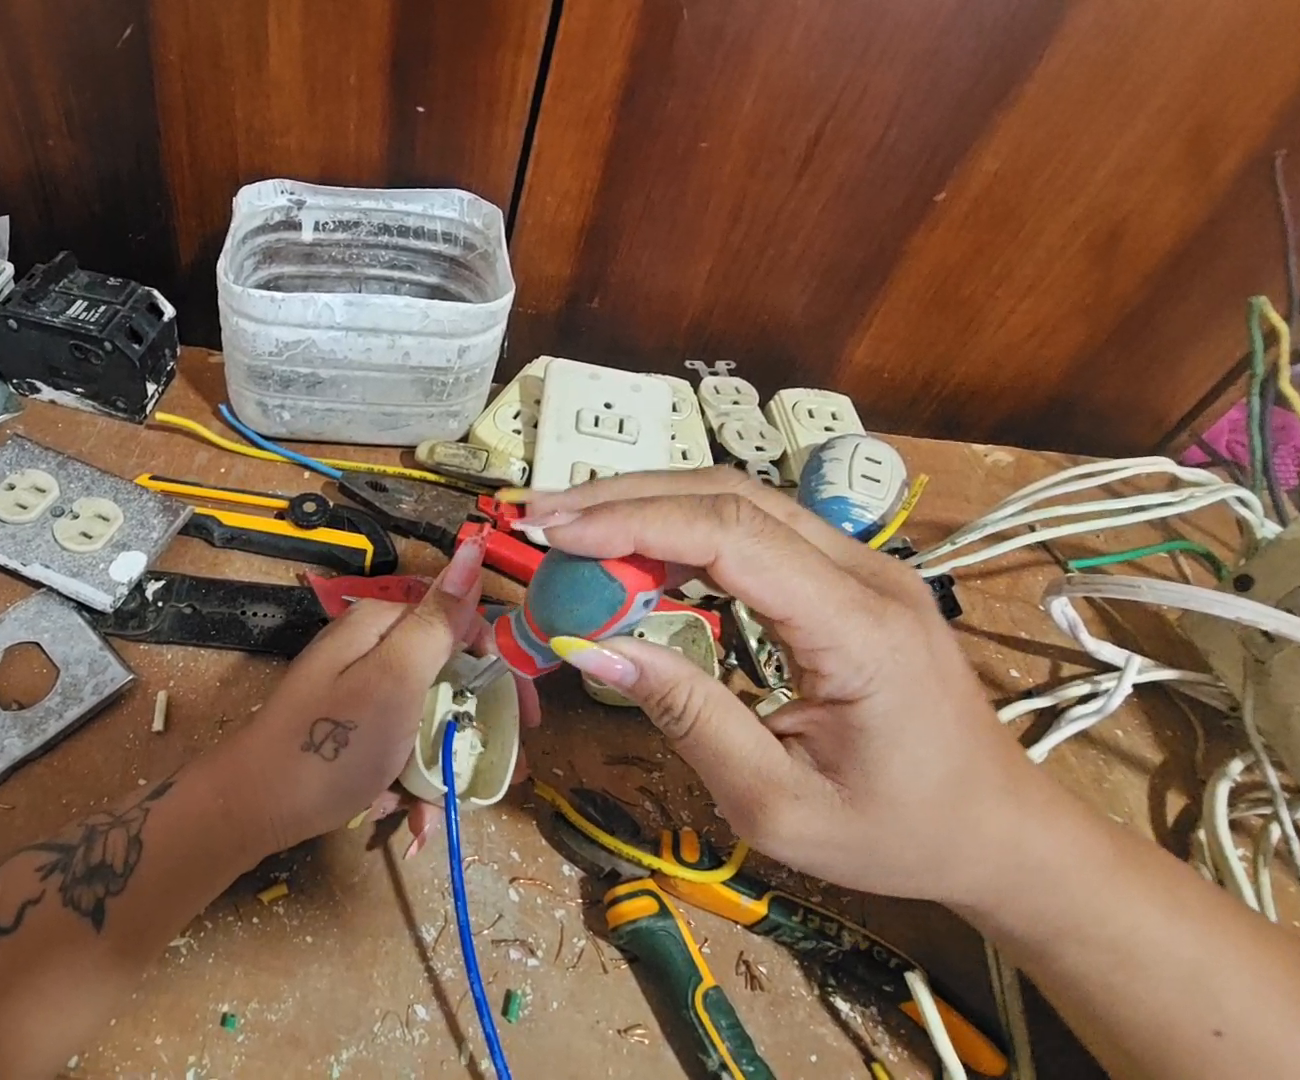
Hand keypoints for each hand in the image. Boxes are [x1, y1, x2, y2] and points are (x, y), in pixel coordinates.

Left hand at [224, 536, 524, 856]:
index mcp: (381, 627)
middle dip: (472, 731)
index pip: (461, 625)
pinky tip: (405, 817)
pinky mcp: (349, 731)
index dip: (500, 670)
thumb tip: (471, 550)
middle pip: (446, 678)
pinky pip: (396, 746)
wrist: (250, 807)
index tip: (524, 721)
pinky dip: (408, 781)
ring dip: (440, 768)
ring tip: (438, 814)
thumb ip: (436, 621)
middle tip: (498, 777)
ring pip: (425, 719)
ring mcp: (358, 693)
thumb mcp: (394, 679)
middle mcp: (370, 651)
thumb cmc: (330, 744)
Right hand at [519, 469, 1065, 904]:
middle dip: (622, 498)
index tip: (553, 533)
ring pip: (734, 500)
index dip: (631, 522)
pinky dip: (674, 530)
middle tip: (540, 515)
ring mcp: (858, 565)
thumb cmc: (893, 831)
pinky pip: (747, 529)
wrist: (998, 831)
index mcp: (858, 627)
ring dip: (643, 505)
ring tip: (567, 527)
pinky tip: (627, 552)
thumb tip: (589, 648)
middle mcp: (864, 573)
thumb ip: (684, 715)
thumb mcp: (776, 802)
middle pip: (727, 496)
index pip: (730, 533)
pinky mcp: (841, 574)